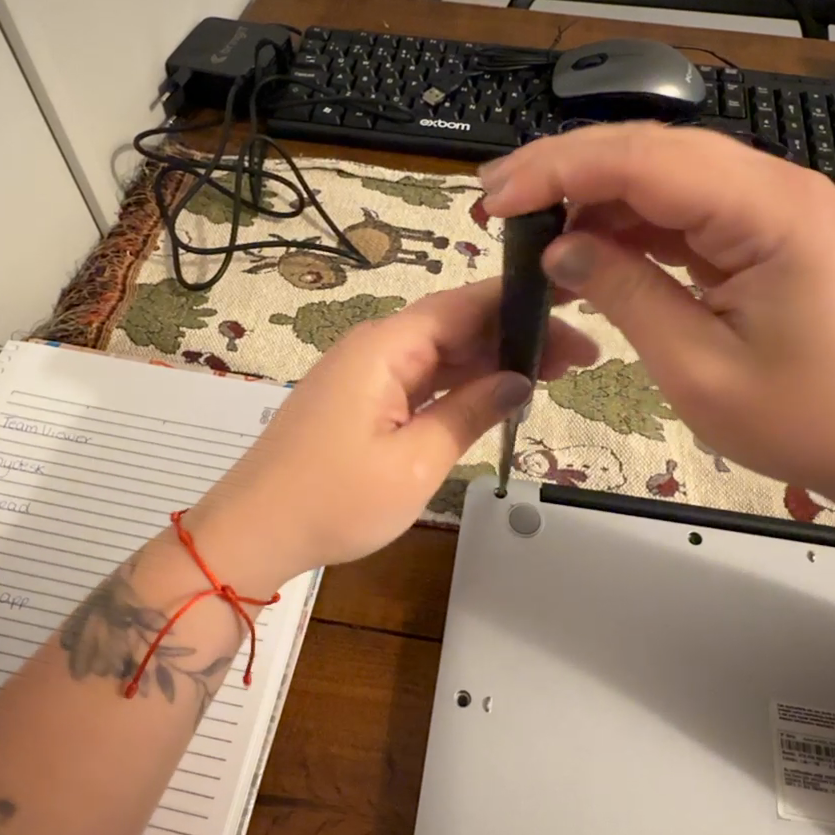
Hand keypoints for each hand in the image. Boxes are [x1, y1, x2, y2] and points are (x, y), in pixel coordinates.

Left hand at [187, 278, 597, 590]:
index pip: (464, 304)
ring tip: (555, 372)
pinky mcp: (361, 400)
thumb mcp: (415, 462)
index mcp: (386, 347)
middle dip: (517, 334)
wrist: (254, 533)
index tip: (576, 306)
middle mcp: (375, 347)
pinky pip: (421, 379)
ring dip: (493, 360)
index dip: (521, 301)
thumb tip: (521, 380)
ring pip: (442, 353)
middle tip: (581, 356)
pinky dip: (461, 384)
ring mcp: (366, 373)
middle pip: (457, 325)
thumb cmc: (333, 500)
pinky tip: (499, 393)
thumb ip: (471, 412)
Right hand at [478, 123, 834, 506]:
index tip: (493, 199)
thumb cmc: (808, 421)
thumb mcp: (698, 368)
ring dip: (595, 196)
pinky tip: (589, 246)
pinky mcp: (768, 232)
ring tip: (532, 227)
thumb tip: (557, 251)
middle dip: (567, 170)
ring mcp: (775, 206)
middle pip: (652, 151)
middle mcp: (776, 187)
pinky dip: (631, 225)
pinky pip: (686, 210)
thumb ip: (624, 294)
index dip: (558, 171)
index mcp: (769, 211)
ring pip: (665, 175)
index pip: (642, 161)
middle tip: (496, 202)